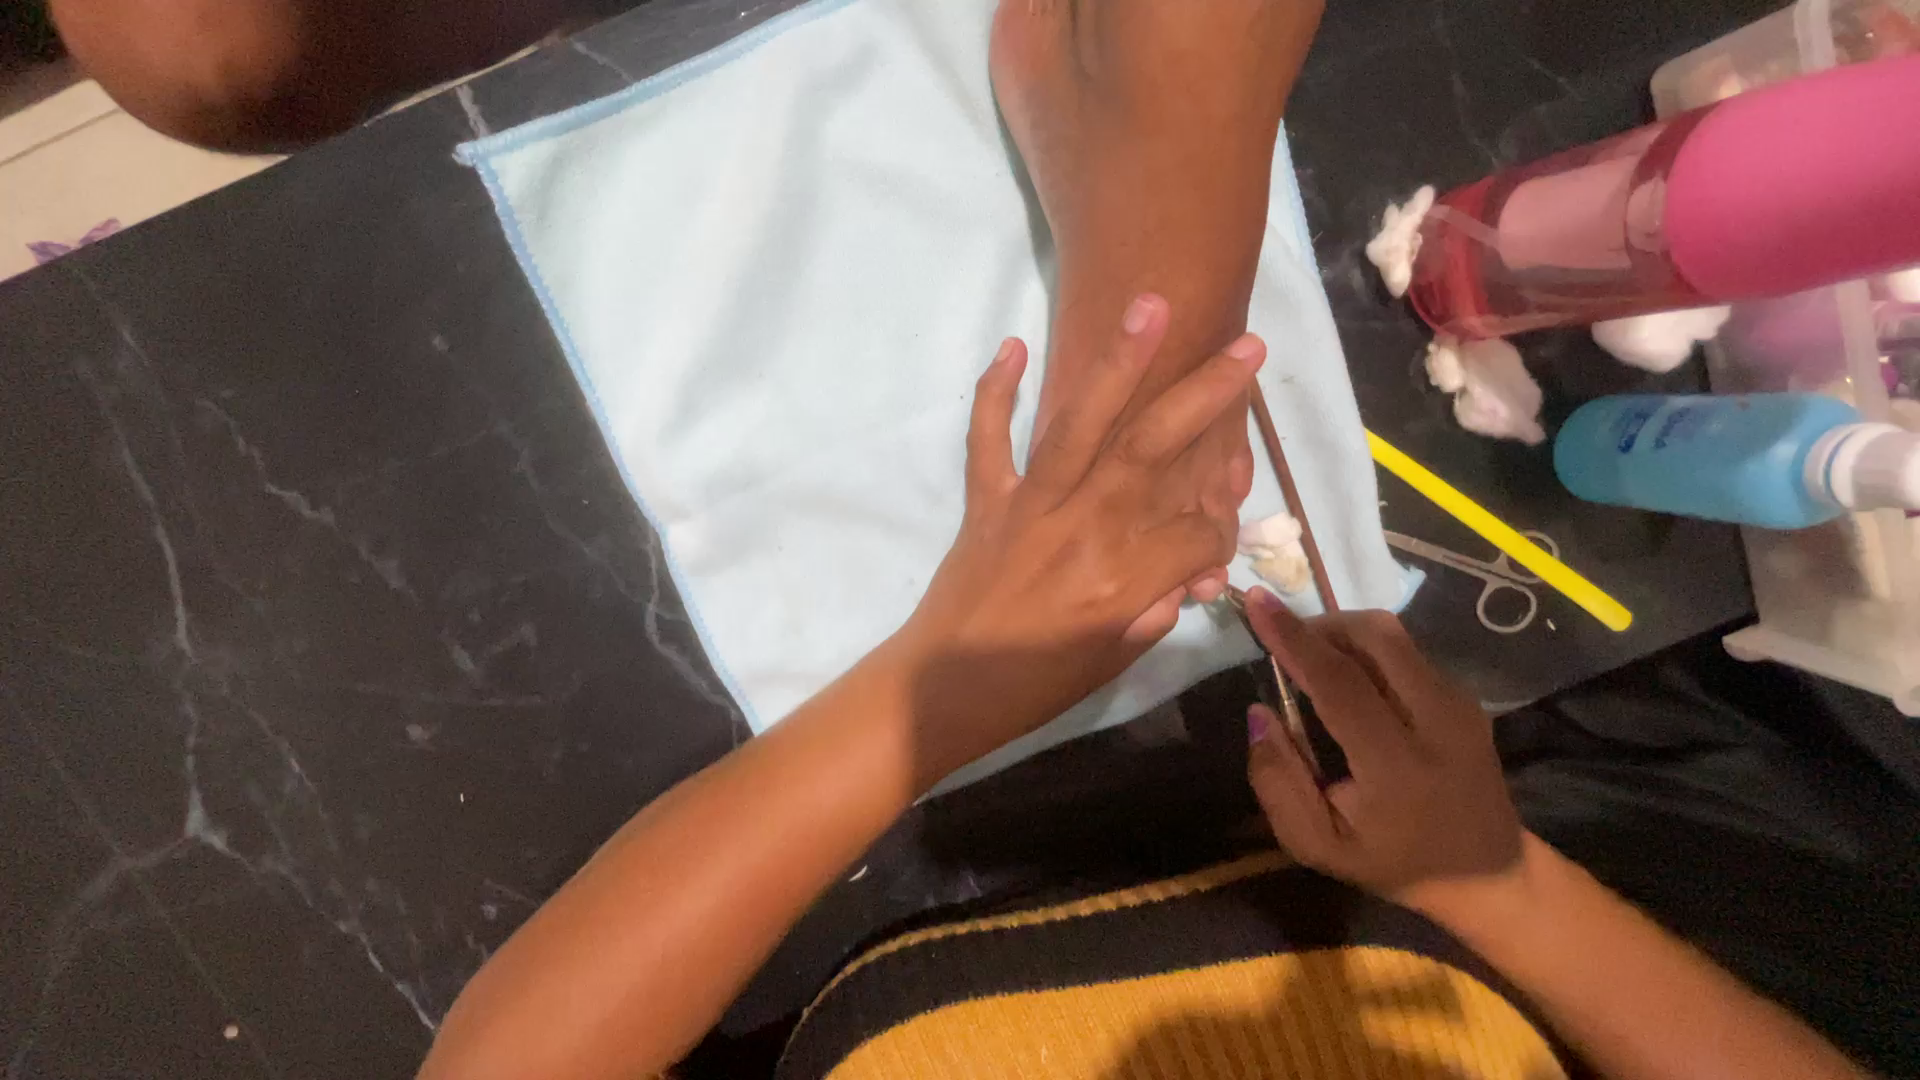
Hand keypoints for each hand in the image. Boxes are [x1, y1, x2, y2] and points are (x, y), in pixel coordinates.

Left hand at [895, 294, 1263, 776]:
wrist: (946, 688)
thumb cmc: (1034, 685)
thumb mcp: (1114, 660)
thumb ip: (1157, 607)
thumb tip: (1188, 570)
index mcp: (1124, 580)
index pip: (1197, 530)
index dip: (1220, 528)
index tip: (1220, 530)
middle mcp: (1083, 530)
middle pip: (1152, 451)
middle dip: (1204, 396)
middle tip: (1246, 346)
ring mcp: (1029, 508)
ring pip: (1079, 427)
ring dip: (1116, 365)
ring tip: (1148, 306)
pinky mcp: (986, 502)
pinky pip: (989, 442)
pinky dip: (995, 395)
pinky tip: (1012, 347)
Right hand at [1240, 590, 1524, 910]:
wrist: (1486, 875)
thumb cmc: (1389, 860)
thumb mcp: (1314, 843)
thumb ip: (1277, 779)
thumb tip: (1260, 710)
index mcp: (1397, 766)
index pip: (1340, 681)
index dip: (1293, 637)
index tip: (1257, 601)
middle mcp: (1438, 723)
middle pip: (1375, 637)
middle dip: (1319, 623)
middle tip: (1283, 639)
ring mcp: (1460, 706)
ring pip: (1392, 635)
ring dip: (1341, 631)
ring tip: (1310, 657)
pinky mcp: (1465, 698)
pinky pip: (1405, 650)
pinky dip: (1363, 647)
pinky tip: (1345, 675)